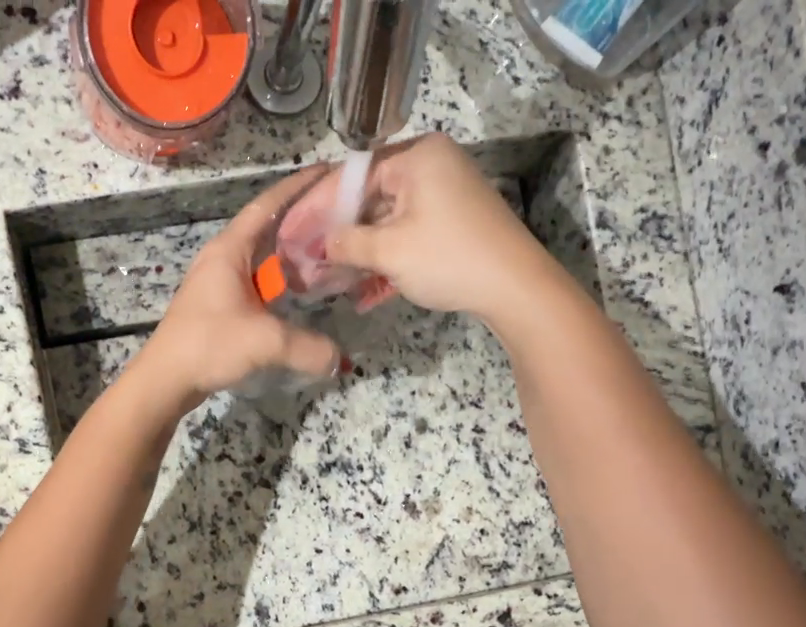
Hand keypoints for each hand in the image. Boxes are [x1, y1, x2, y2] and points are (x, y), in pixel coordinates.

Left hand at [127, 169, 343, 413]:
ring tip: (327, 251)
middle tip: (340, 217)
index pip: (268, 204)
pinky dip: (279, 280)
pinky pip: (256, 282)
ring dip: (291, 252)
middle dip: (302, 219)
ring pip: (262, 257)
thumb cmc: (208, 345)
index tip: (330, 173)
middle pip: (267, 227)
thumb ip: (308, 347)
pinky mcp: (219, 306)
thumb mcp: (265, 342)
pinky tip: (300, 292)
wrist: (165, 380)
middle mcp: (223, 257)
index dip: (299, 186)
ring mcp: (218, 282)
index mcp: (230, 249)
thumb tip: (338, 359)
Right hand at [322, 133, 552, 319]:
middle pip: (369, 197)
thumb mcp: (390, 252)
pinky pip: (407, 234)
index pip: (352, 175)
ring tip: (329, 280)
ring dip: (360, 253)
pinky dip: (386, 259)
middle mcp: (430, 166)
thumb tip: (318, 244)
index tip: (290, 231)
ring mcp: (442, 195)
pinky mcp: (450, 222)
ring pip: (386, 220)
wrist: (515, 287)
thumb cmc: (449, 258)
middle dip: (338, 234)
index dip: (317, 207)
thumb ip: (347, 243)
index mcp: (417, 157)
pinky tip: (365, 291)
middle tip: (306, 258)